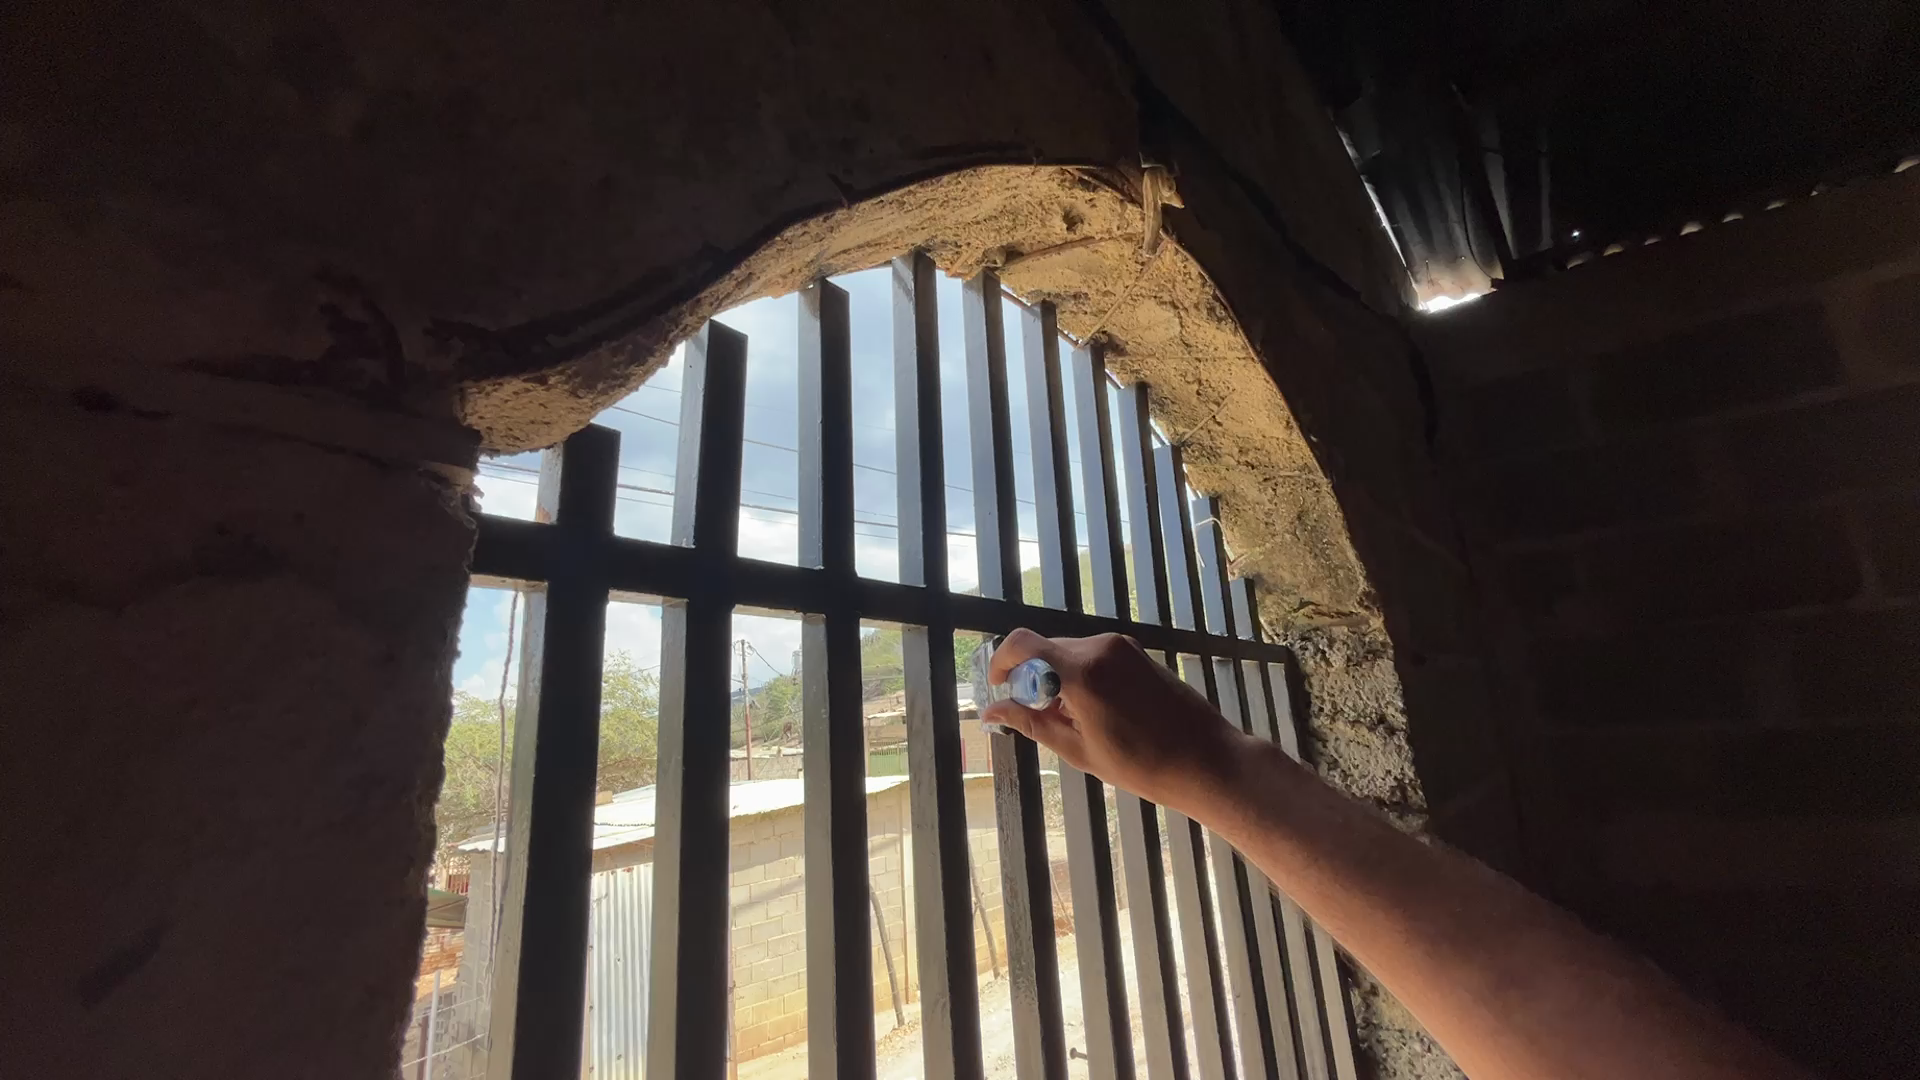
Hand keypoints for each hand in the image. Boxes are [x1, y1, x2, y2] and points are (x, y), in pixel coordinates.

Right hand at [981, 629, 1248, 809]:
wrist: (1207, 760)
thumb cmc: (1140, 765)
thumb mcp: (1078, 749)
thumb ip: (1031, 723)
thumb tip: (991, 710)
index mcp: (1081, 671)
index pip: (1023, 644)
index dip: (1001, 661)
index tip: (998, 687)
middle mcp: (1099, 646)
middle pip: (1045, 649)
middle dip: (1031, 677)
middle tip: (1036, 716)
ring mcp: (1120, 645)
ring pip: (1068, 652)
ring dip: (1056, 678)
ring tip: (1072, 720)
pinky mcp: (1135, 651)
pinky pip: (1093, 654)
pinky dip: (1080, 675)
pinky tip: (1095, 710)